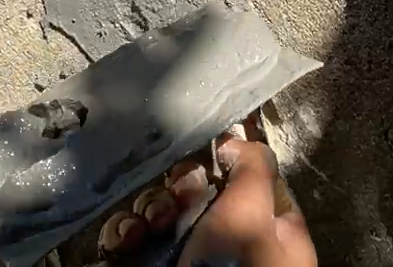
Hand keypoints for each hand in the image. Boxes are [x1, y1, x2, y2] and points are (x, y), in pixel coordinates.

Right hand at [99, 124, 315, 266]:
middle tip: (175, 198)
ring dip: (147, 209)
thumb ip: (253, 165)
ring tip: (147, 224)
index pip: (244, 177)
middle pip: (195, 189)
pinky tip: (127, 239)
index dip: (222, 162)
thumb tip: (234, 138)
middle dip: (176, 186)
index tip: (207, 157)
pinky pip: (133, 240)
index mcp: (267, 226)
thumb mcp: (253, 211)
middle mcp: (228, 240)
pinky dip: (124, 234)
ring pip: (159, 212)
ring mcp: (189, 258)